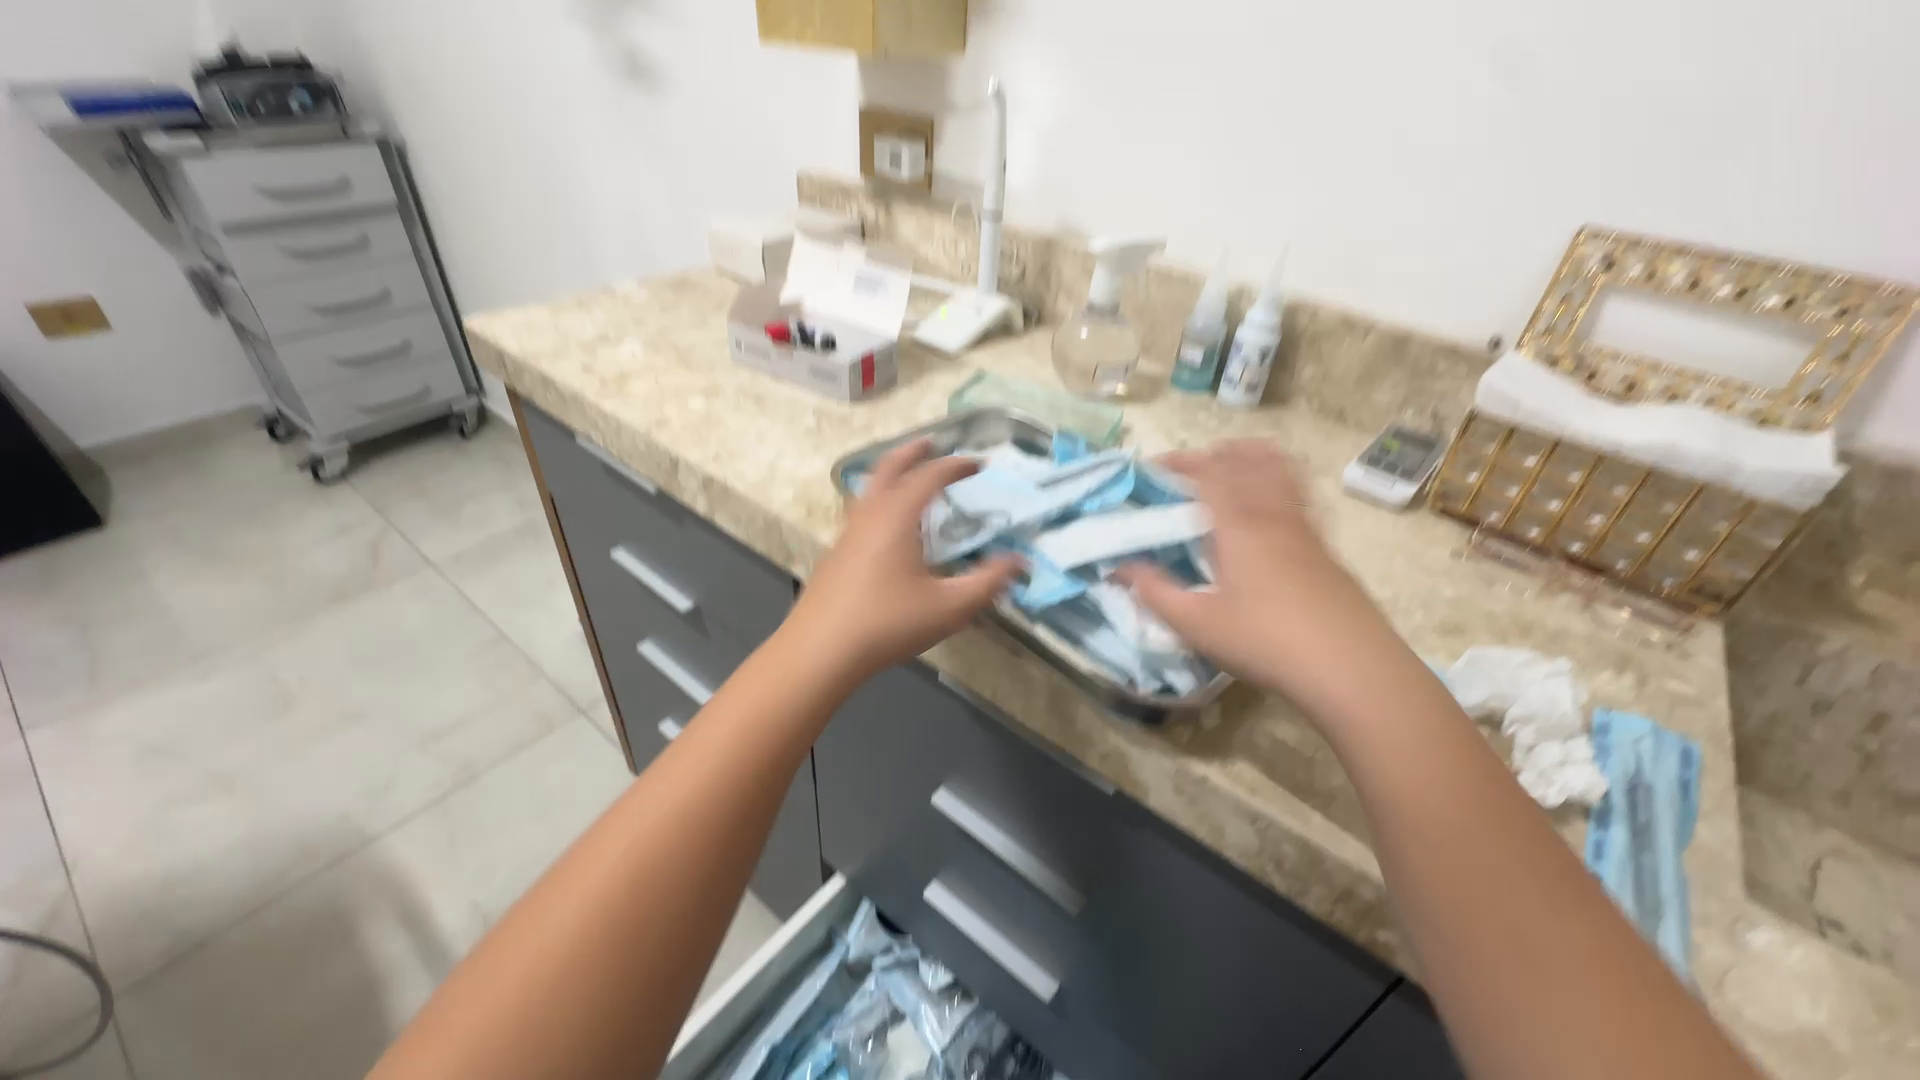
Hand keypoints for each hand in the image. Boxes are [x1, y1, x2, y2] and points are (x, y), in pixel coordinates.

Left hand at [785, 439, 1021, 683]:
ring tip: (910, 479)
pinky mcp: (836, 556)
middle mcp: (869, 516)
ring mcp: (847, 535)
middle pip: (888, 468)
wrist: (820, 651)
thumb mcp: (950, 607)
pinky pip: (861, 512)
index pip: (930, 476)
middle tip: (933, 443)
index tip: (978, 464)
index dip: (956, 466)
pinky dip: (880, 501)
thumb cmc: (888, 624)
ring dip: (892, 475)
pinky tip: (888, 528)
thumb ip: (988, 583)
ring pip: (869, 489)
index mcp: (898, 517)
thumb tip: (1019, 562)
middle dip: (913, 453)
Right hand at [1113, 441, 1409, 717]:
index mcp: (1239, 525)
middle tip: (1194, 465)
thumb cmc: (1265, 641)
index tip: (1155, 467)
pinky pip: (1298, 500)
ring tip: (1233, 471)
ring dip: (1253, 463)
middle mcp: (1274, 515)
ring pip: (1282, 475)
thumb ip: (1155, 592)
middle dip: (1219, 454)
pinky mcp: (1326, 551)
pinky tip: (1268, 518)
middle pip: (1250, 462)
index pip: (1209, 474)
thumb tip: (1119, 568)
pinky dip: (1277, 489)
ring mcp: (1306, 530)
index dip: (1181, 463)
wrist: (1351, 666)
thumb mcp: (1197, 624)